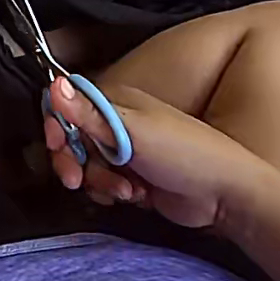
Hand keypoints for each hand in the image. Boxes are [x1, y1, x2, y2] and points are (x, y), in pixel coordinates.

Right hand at [44, 80, 277, 230]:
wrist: (225, 193)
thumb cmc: (185, 153)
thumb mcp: (134, 131)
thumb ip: (91, 111)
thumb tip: (54, 83)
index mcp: (119, 102)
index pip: (69, 105)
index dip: (58, 125)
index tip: (57, 146)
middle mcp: (120, 122)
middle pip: (74, 138)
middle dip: (72, 160)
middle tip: (76, 179)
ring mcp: (128, 150)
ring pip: (88, 165)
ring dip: (97, 180)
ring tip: (123, 189)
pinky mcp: (134, 176)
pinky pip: (104, 183)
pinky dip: (111, 192)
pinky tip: (132, 196)